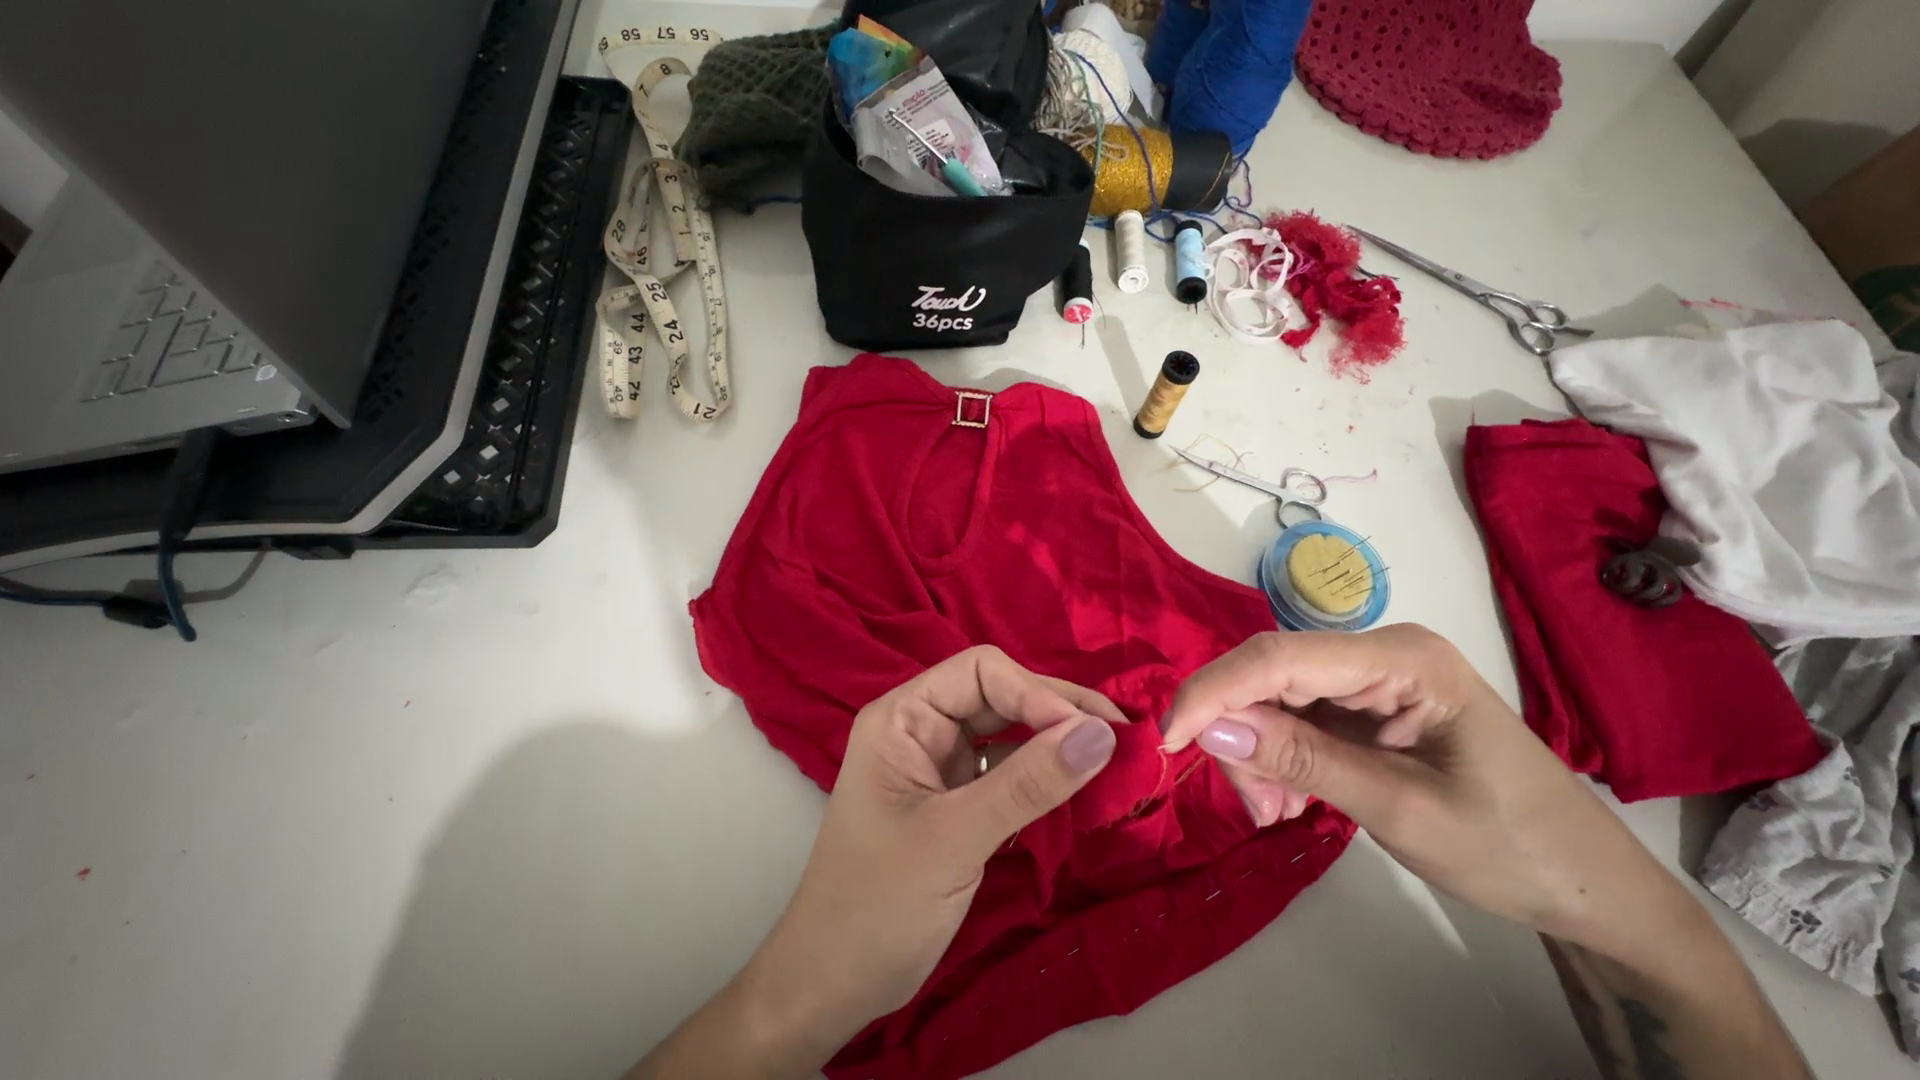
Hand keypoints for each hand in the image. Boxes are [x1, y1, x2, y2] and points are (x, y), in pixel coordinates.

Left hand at [640, 646, 1122, 1077]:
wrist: (832, 984)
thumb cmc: (876, 904)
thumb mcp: (954, 839)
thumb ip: (1027, 784)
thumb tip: (1101, 734)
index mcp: (902, 719)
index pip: (982, 673)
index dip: (1039, 693)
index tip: (1092, 736)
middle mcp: (920, 731)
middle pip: (1000, 696)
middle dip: (1058, 711)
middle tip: (1125, 737)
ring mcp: (939, 768)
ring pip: (1008, 734)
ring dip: (1058, 741)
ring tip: (1115, 757)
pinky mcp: (956, 805)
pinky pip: (1009, 773)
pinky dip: (1046, 775)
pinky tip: (1081, 785)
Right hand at [1160, 625, 1689, 948]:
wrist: (1588, 887)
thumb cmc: (1511, 847)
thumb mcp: (1399, 808)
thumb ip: (1303, 762)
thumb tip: (1211, 729)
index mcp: (1403, 659)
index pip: (1279, 657)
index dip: (1214, 692)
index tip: (1167, 741)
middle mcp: (1382, 655)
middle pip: (1272, 677)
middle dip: (1242, 736)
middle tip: (1255, 808)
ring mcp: (1375, 682)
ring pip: (1276, 702)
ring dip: (1259, 756)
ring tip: (1278, 814)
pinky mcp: (1369, 710)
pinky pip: (1298, 723)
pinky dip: (1280, 762)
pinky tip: (1292, 801)